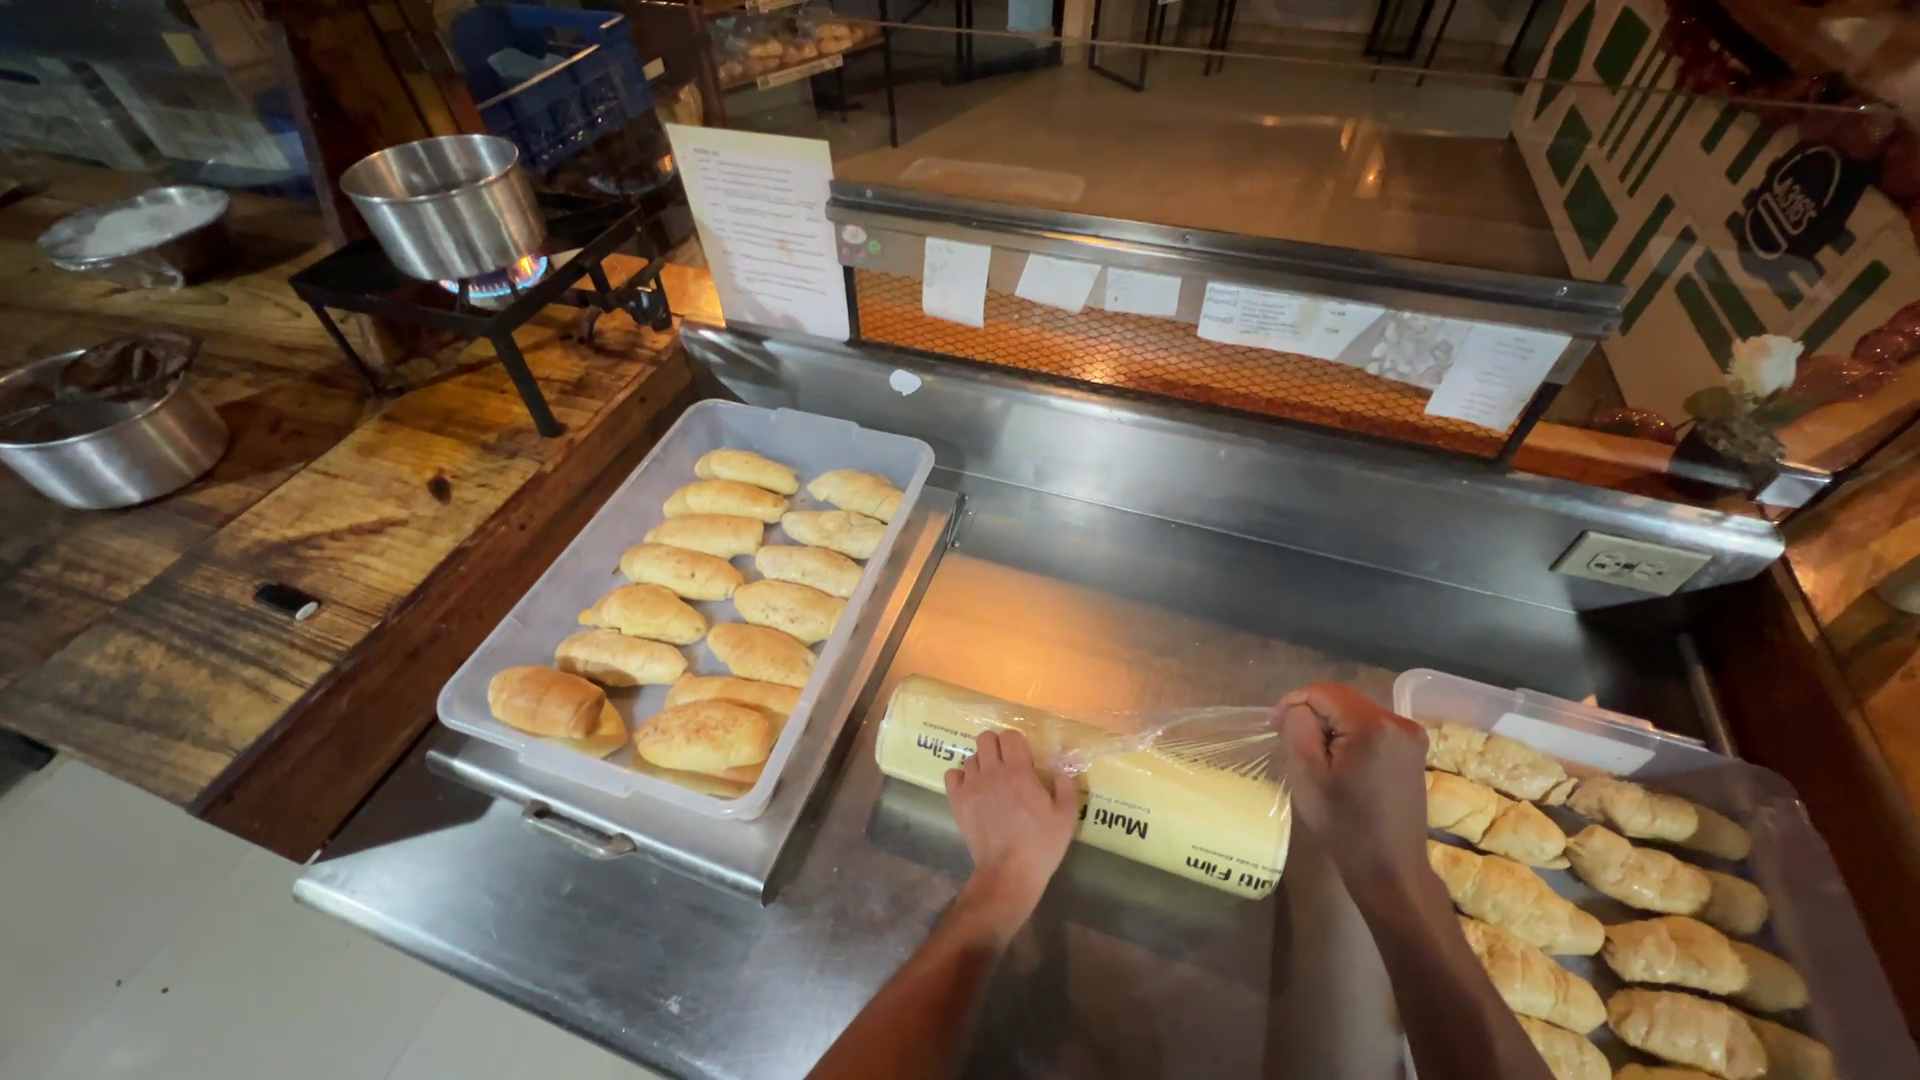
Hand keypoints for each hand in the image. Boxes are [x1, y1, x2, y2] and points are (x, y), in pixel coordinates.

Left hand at [944, 729, 1079, 933]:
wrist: (1009, 873)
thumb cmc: (1041, 845)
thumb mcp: (1066, 817)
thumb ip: (1065, 786)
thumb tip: (1060, 768)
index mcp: (1019, 771)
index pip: (1010, 736)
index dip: (1017, 743)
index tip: (1024, 759)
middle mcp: (992, 772)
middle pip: (986, 738)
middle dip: (997, 746)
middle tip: (1006, 765)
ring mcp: (971, 786)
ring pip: (970, 757)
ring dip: (981, 764)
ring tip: (990, 782)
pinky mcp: (957, 801)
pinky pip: (952, 774)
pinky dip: (961, 777)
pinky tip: (972, 789)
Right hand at [1276, 682, 1433, 901]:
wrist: (1390, 868)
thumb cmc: (1344, 824)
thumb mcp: (1307, 774)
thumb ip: (1299, 728)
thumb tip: (1298, 708)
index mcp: (1372, 726)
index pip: (1323, 692)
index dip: (1293, 702)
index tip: (1275, 727)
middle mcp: (1398, 722)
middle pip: (1342, 699)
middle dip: (1311, 712)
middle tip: (1288, 739)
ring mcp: (1410, 736)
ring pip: (1355, 711)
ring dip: (1330, 724)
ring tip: (1312, 753)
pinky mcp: (1413, 751)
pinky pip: (1371, 727)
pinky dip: (1349, 735)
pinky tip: (1339, 761)